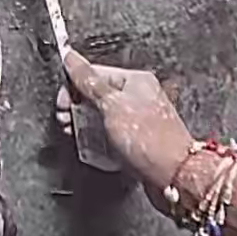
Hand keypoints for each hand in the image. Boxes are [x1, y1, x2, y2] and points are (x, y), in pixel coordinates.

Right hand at [59, 50, 195, 197]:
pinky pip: (107, 132)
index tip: (62, 102)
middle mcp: (137, 96)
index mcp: (135, 80)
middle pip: (95, 93)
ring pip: (99, 114)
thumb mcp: (111, 105)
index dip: (73, 86)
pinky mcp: (134, 139)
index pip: (93, 73)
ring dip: (83, 123)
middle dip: (76, 106)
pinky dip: (96, 137)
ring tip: (75, 132)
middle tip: (66, 118)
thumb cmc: (150, 141)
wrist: (174, 178)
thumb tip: (70, 57)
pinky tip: (91, 144)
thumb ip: (87, 81)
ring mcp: (136, 118)